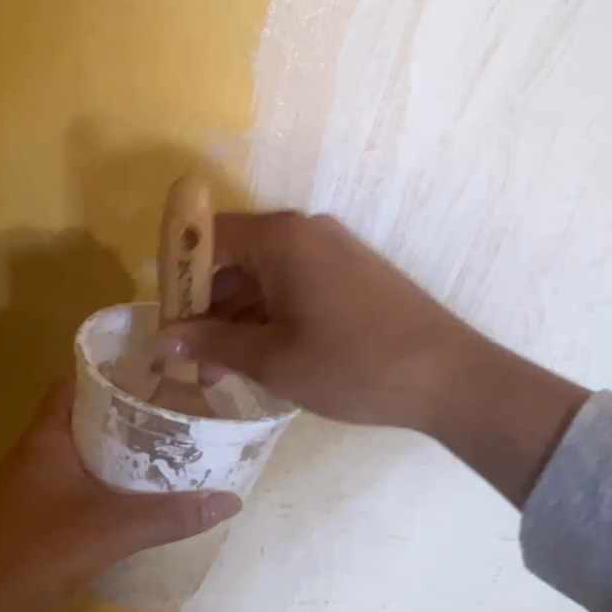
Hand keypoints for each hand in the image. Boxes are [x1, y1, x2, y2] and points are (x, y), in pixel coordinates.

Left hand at [0, 380, 241, 611]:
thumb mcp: (115, 530)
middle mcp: (29, 454)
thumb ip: (171, 515)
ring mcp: (22, 487)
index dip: (108, 376)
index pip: (72, 385)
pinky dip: (94, 483)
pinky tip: (123, 501)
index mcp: (44, 439)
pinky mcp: (24, 517)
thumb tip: (230, 499)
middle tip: (166, 418)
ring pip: (71, 454)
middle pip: (75, 418)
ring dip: (107, 453)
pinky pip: (64, 484)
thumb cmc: (43, 553)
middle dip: (118, 417)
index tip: (150, 377)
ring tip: (154, 455)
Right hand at [156, 211, 587, 505]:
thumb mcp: (271, 359)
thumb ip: (210, 344)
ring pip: (263, 277)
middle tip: (188, 359)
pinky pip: (292, 285)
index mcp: (282, 238)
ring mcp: (332, 252)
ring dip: (235, 319)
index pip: (208, 237)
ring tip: (218, 372)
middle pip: (234, 258)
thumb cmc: (351, 364)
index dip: (178, 276)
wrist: (450, 380)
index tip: (165, 320)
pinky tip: (258, 358)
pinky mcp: (351, 275)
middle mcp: (305, 232)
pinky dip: (268, 316)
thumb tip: (161, 339)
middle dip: (206, 308)